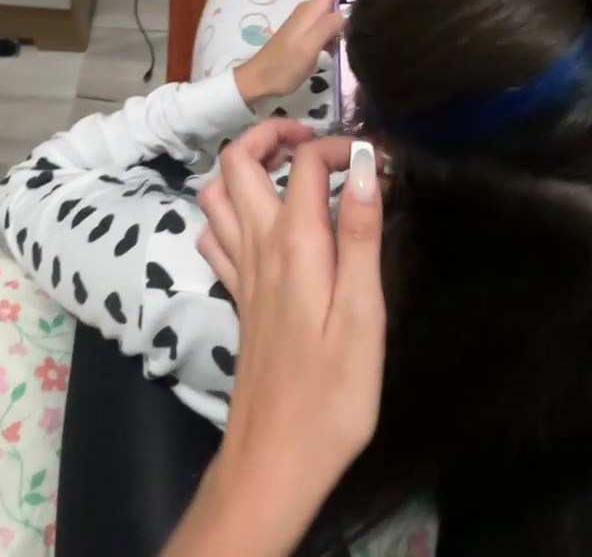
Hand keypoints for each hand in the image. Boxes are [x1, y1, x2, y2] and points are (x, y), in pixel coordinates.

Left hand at [165, 122, 384, 556]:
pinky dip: (230, 211)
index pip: (305, 162)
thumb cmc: (332, 393)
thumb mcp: (364, 315)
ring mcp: (239, 269)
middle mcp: (257, 245)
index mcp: (295, 243)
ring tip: (287, 171)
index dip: (340, 145)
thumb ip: (362, 235)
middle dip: (271, 134)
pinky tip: (260, 224)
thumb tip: (364, 167)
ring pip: (216, 193)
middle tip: (316, 142)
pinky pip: (214, 234)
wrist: (274, 457)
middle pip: (236, 161)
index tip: (377, 157)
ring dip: (245, 168)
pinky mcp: (235, 294)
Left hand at [232, 0, 366, 104]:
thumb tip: (354, 9)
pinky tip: (352, 46)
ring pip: (337, 12)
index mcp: (312, 8)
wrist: (259, 82)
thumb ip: (330, 25)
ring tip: (372, 30)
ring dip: (354, 18)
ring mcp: (310, 23)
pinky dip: (344, 33)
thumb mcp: (309, 46)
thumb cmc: (283, 65)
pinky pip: (332, 27)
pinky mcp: (310, 37)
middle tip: (382, 14)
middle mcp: (312, 11)